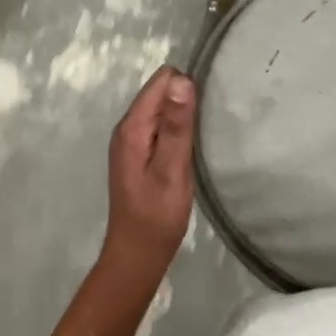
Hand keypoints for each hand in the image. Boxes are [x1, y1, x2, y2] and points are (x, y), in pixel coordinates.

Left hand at [100, 66, 196, 276]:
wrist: (137, 255)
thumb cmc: (157, 215)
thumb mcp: (172, 169)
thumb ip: (177, 126)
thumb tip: (182, 80)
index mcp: (133, 126)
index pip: (162, 80)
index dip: (187, 87)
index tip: (206, 110)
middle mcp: (128, 127)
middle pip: (162, 92)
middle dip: (186, 101)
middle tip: (207, 129)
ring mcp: (132, 141)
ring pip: (163, 109)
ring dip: (183, 118)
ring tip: (203, 139)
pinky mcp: (140, 153)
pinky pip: (161, 127)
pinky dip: (178, 132)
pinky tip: (191, 152)